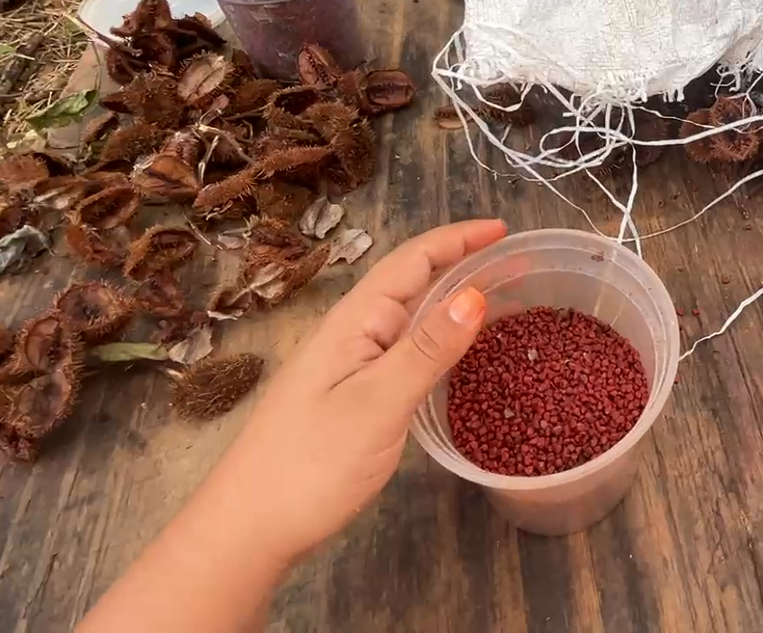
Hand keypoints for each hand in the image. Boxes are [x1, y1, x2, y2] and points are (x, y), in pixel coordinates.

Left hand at [187, 219, 504, 566]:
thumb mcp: (376, 404)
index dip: (460, 238)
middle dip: (465, 260)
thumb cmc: (309, 465)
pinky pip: (410, 344)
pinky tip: (461, 349)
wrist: (246, 531)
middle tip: (516, 263)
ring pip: (413, 312)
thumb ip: (427, 349)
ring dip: (456, 294)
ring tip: (502, 295)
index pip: (414, 258)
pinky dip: (444, 332)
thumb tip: (476, 294)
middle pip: (415, 277)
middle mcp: (356, 330)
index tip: (504, 229)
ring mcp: (354, 361)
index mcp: (358, 319)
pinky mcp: (358, 391)